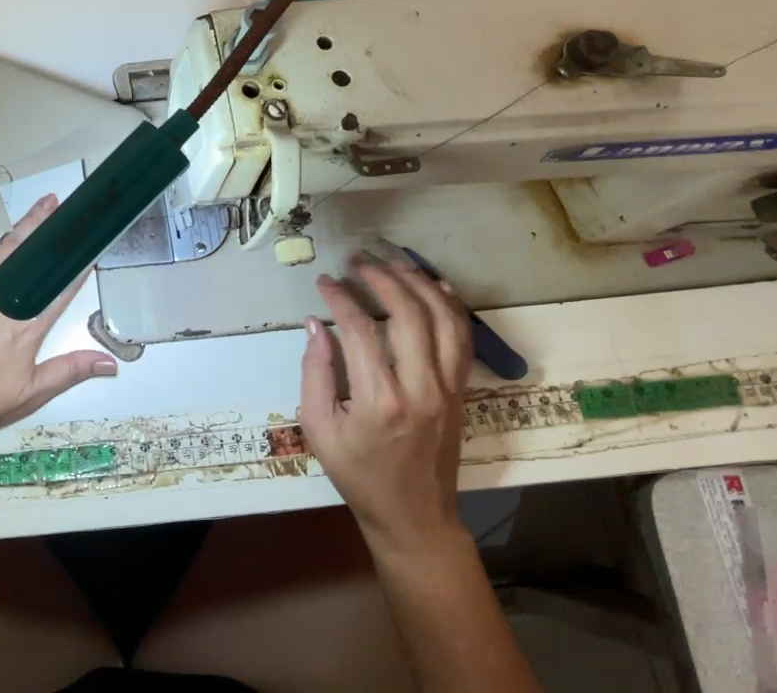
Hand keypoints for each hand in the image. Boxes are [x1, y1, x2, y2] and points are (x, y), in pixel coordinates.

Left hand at [0, 194, 118, 449]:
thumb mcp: (28, 395)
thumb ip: (69, 371)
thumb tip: (110, 364)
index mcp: (26, 326)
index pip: (61, 287)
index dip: (78, 266)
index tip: (90, 247)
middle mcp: (1, 298)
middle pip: (33, 255)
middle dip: (50, 228)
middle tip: (62, 207)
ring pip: (4, 246)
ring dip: (24, 225)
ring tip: (40, 207)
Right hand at [299, 257, 472, 555]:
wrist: (413, 515)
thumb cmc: (358, 473)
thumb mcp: (318, 428)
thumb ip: (314, 373)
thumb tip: (315, 324)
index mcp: (380, 400)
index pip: (360, 329)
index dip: (340, 297)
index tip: (324, 281)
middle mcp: (421, 388)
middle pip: (408, 314)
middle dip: (381, 279)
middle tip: (357, 262)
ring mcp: (448, 388)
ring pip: (443, 319)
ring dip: (419, 284)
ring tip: (393, 263)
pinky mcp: (461, 390)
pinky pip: (462, 338)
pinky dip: (451, 306)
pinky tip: (434, 286)